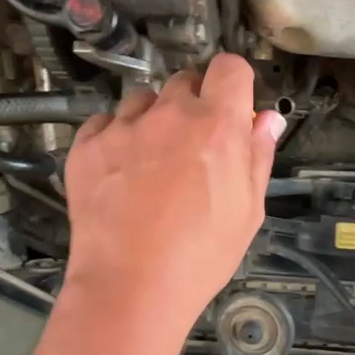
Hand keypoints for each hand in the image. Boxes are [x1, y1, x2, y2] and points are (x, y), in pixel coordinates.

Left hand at [61, 54, 284, 328]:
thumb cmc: (199, 257)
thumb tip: (267, 121)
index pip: (231, 69)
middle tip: (196, 150)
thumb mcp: (248, 213)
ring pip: (144, 103)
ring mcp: (124, 127)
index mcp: (217, 127)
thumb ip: (257, 158)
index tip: (234, 108)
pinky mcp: (88, 145)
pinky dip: (118, 140)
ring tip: (156, 167)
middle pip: (186, 82)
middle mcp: (170, 115)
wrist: (133, 286)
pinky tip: (126, 177)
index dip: (235, 85)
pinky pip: (107, 124)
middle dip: (195, 106)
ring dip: (155, 122)